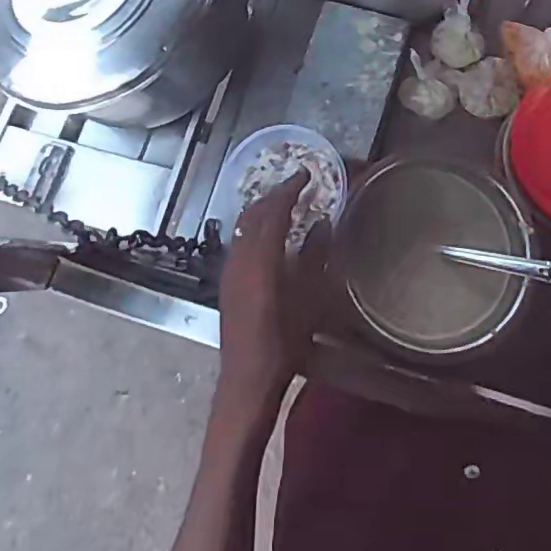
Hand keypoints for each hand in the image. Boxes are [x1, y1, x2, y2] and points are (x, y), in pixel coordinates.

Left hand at [217, 171, 319, 398]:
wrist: (247, 377)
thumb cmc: (283, 341)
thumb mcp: (309, 298)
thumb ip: (315, 256)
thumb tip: (323, 223)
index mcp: (260, 259)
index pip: (273, 211)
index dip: (290, 189)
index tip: (306, 174)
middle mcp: (239, 258)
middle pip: (253, 214)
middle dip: (274, 194)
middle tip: (297, 185)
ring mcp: (229, 270)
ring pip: (244, 227)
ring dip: (264, 210)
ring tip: (286, 204)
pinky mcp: (227, 282)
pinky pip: (241, 241)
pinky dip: (257, 228)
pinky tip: (271, 236)